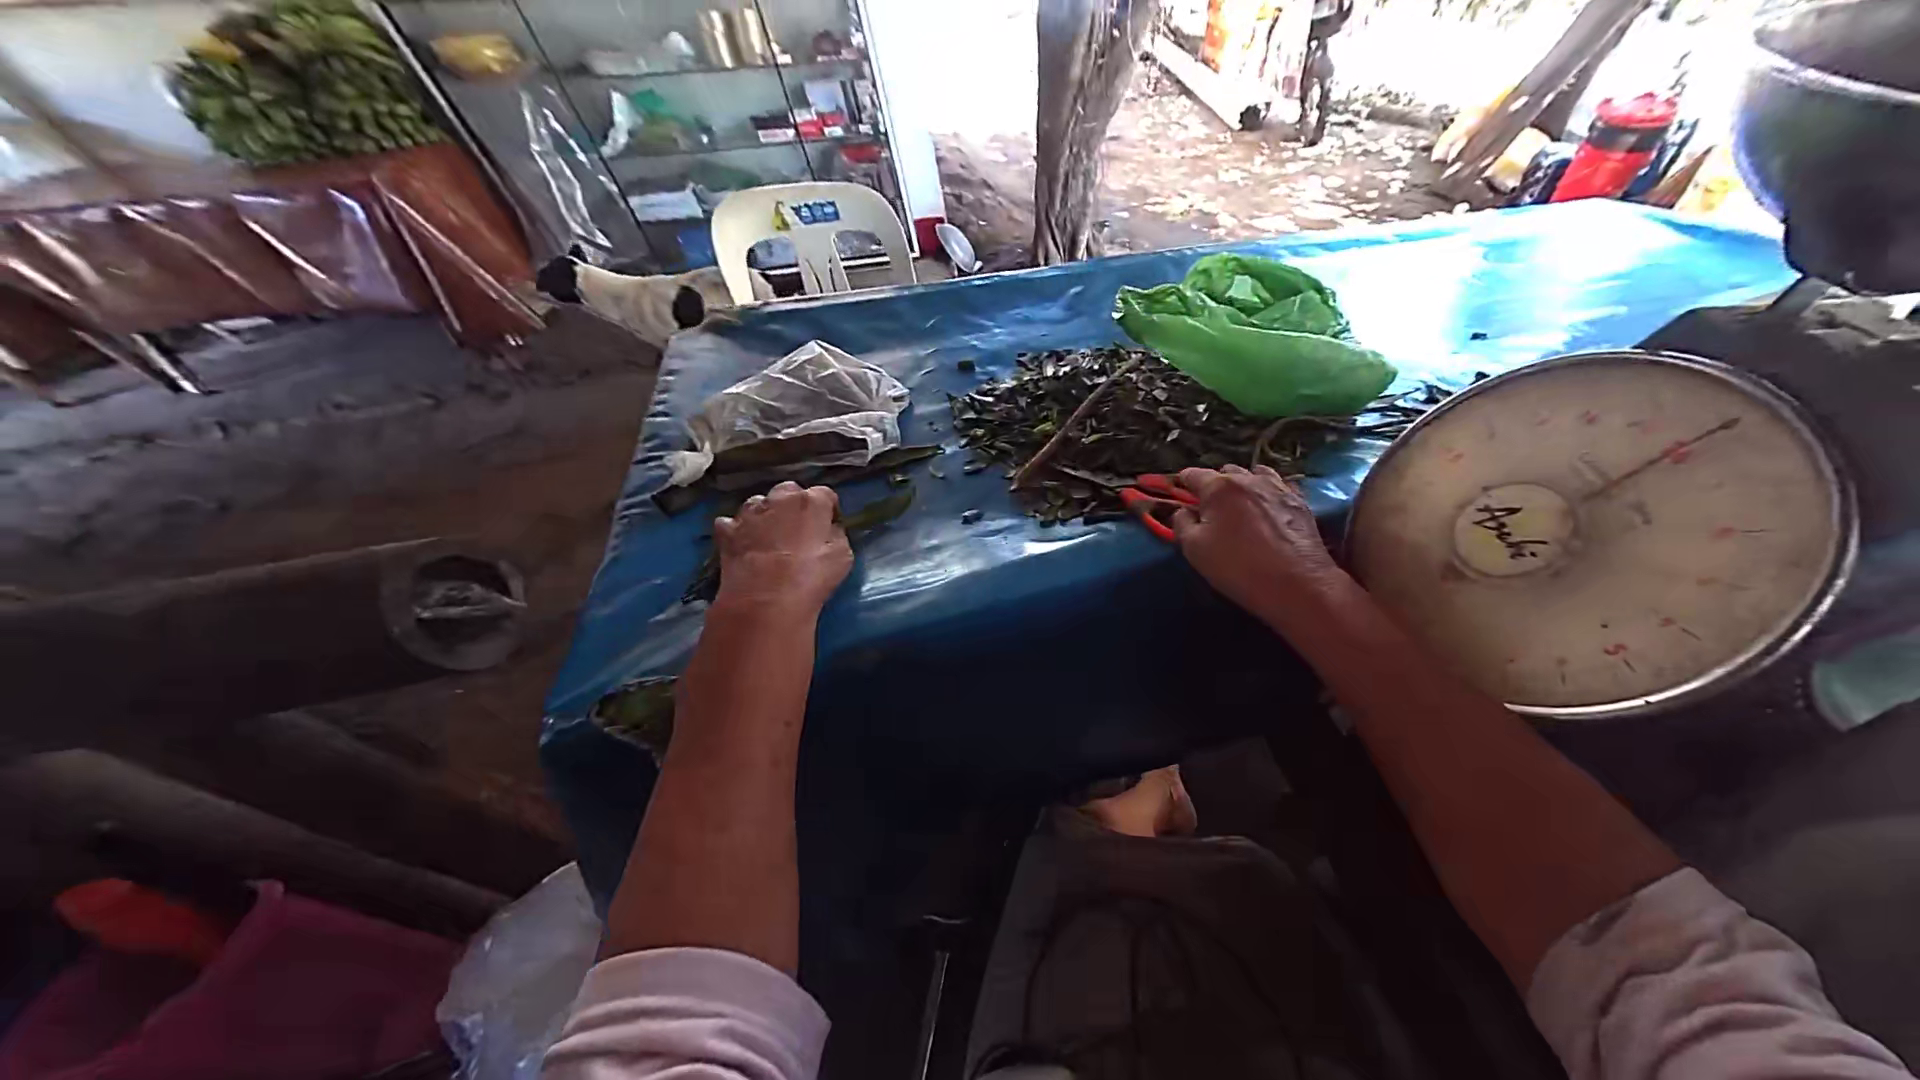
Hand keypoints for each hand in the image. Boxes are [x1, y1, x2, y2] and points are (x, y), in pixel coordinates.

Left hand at [714, 482, 852, 613]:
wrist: (764, 600)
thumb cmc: (811, 578)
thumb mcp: (843, 556)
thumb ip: (836, 534)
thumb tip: (829, 529)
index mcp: (811, 501)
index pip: (825, 495)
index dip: (828, 511)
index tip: (829, 526)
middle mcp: (778, 498)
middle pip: (789, 492)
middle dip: (795, 506)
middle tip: (799, 530)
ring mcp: (748, 513)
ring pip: (759, 503)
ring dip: (766, 514)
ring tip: (770, 538)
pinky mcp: (726, 531)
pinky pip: (733, 523)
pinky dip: (739, 531)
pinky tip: (745, 545)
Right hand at [1172, 465, 1353, 627]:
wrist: (1297, 584)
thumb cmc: (1237, 566)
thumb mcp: (1194, 549)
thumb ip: (1182, 523)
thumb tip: (1184, 511)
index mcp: (1218, 487)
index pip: (1192, 474)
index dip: (1182, 484)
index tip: (1179, 497)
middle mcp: (1248, 478)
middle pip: (1225, 472)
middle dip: (1213, 486)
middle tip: (1210, 510)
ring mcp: (1278, 487)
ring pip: (1254, 474)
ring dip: (1242, 486)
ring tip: (1240, 506)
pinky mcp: (1300, 500)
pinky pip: (1278, 486)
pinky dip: (1267, 492)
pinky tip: (1267, 508)